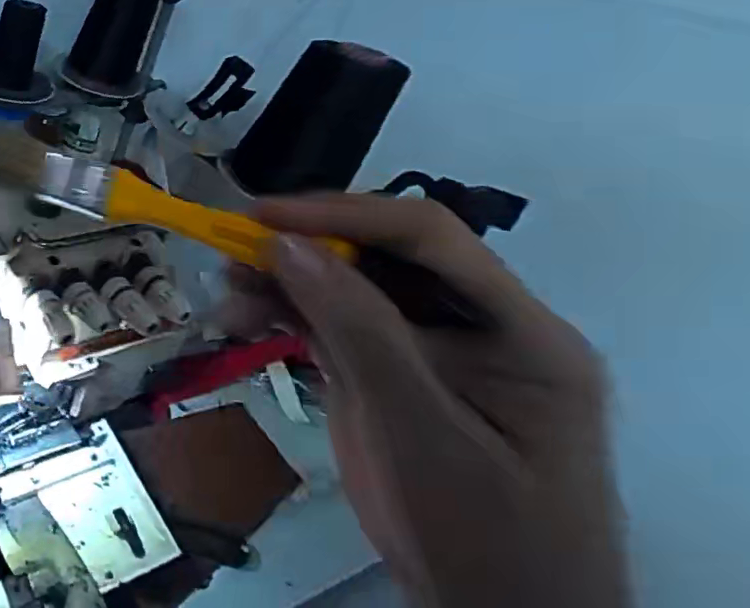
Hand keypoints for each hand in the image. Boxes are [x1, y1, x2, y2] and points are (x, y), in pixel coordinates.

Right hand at [238, 193, 627, 607]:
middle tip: (234, 251)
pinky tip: (242, 315)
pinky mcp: (389, 368)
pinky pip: (332, 319)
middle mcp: (477, 324)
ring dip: (284, 280)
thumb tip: (283, 243)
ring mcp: (430, 346)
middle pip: (382, 255)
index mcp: (521, 331)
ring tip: (228, 291)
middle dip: (303, 248)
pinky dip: (284, 312)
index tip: (264, 216)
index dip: (343, 213)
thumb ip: (356, 328)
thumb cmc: (480, 537)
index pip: (429, 237)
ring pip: (348, 283)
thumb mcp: (418, 430)